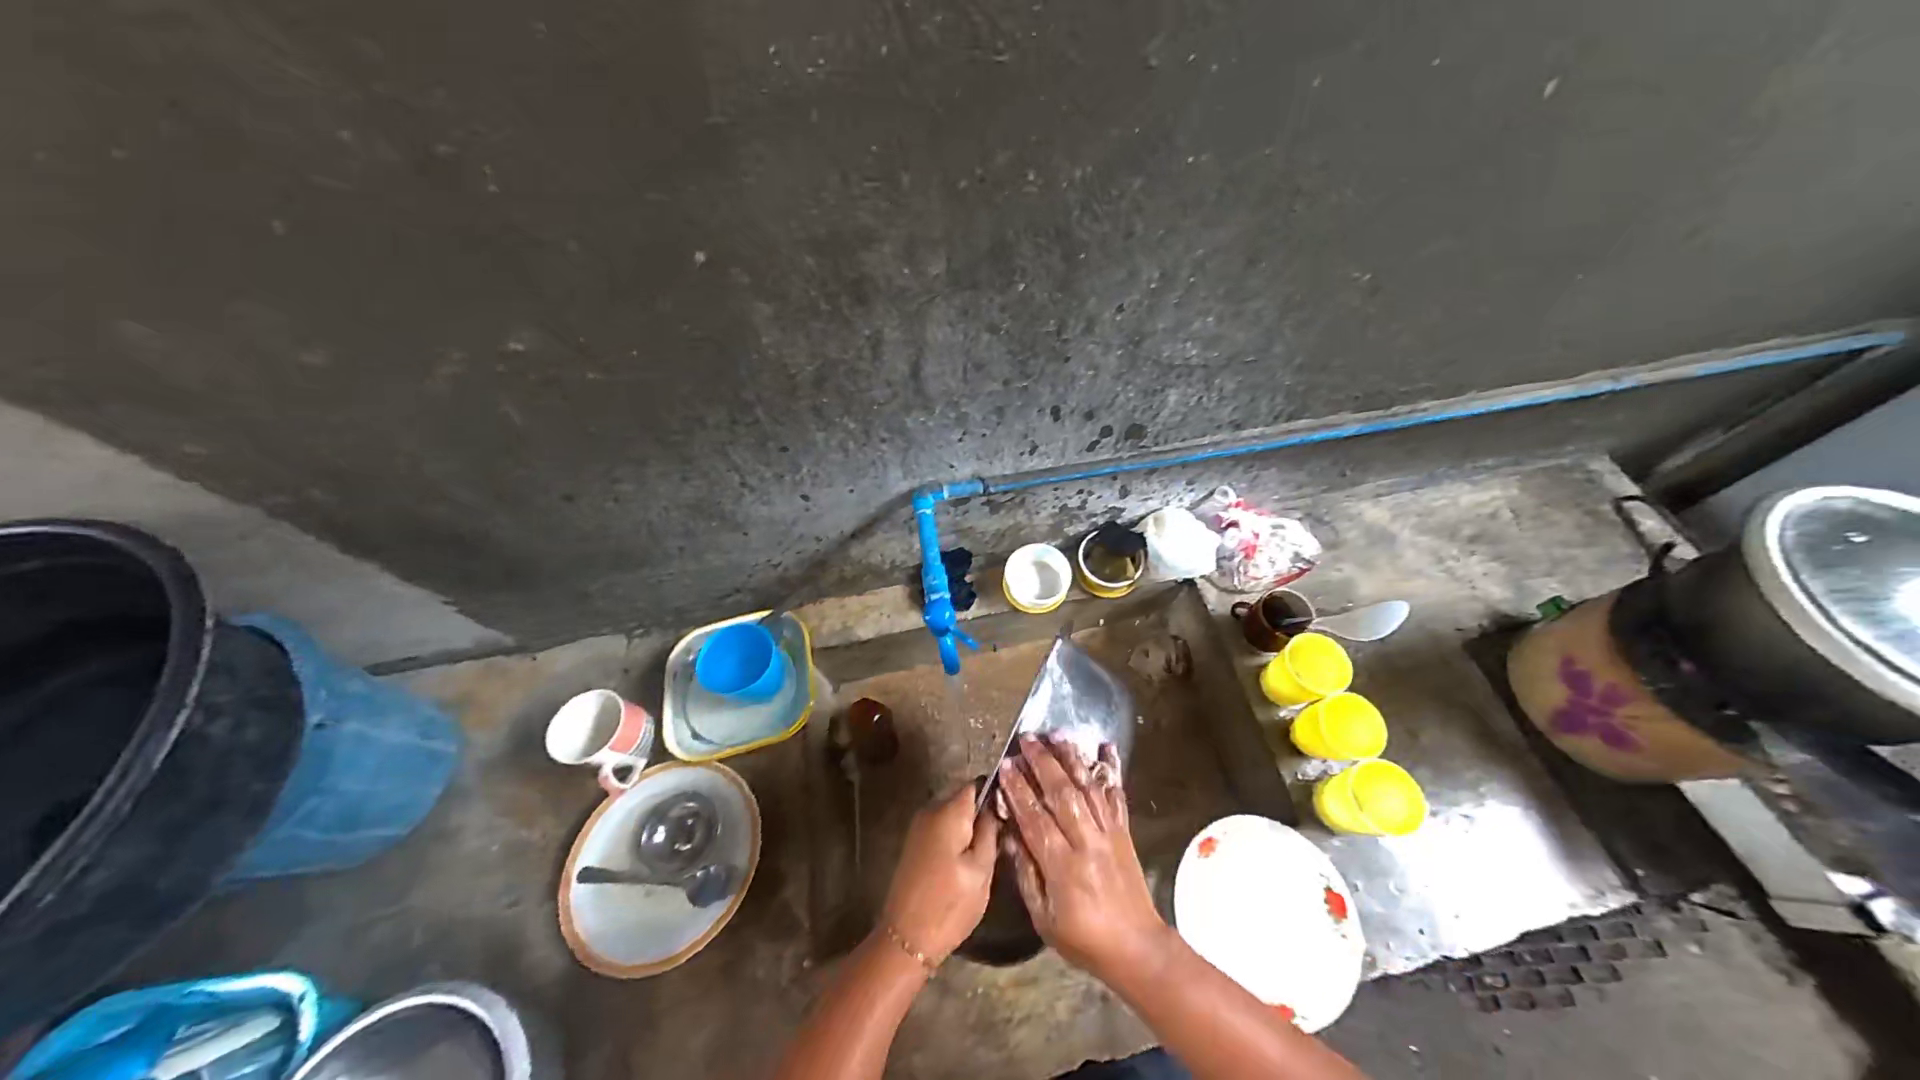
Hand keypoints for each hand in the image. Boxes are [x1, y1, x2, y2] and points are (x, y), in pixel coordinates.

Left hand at [879, 780, 1000, 965]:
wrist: (906, 937)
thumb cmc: (949, 905)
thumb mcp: (981, 870)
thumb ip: (989, 832)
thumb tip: (996, 804)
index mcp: (948, 812)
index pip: (977, 784)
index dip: (997, 792)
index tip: (1013, 809)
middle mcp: (930, 809)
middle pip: (964, 796)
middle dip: (984, 810)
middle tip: (1005, 833)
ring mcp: (919, 825)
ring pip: (954, 812)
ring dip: (971, 824)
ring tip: (991, 847)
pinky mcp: (915, 841)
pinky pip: (943, 825)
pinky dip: (957, 834)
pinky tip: (969, 857)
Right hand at [996, 736, 1170, 982]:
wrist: (1136, 948)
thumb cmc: (1083, 938)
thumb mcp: (1043, 916)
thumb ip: (1026, 871)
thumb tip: (1010, 833)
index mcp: (1063, 866)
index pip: (1035, 818)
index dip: (1019, 789)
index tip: (1005, 765)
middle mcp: (1087, 842)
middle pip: (1063, 794)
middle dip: (1043, 763)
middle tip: (1027, 739)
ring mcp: (1110, 834)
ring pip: (1089, 788)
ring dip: (1072, 759)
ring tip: (1057, 735)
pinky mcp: (1125, 832)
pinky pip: (1116, 796)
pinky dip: (1111, 771)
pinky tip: (1106, 749)